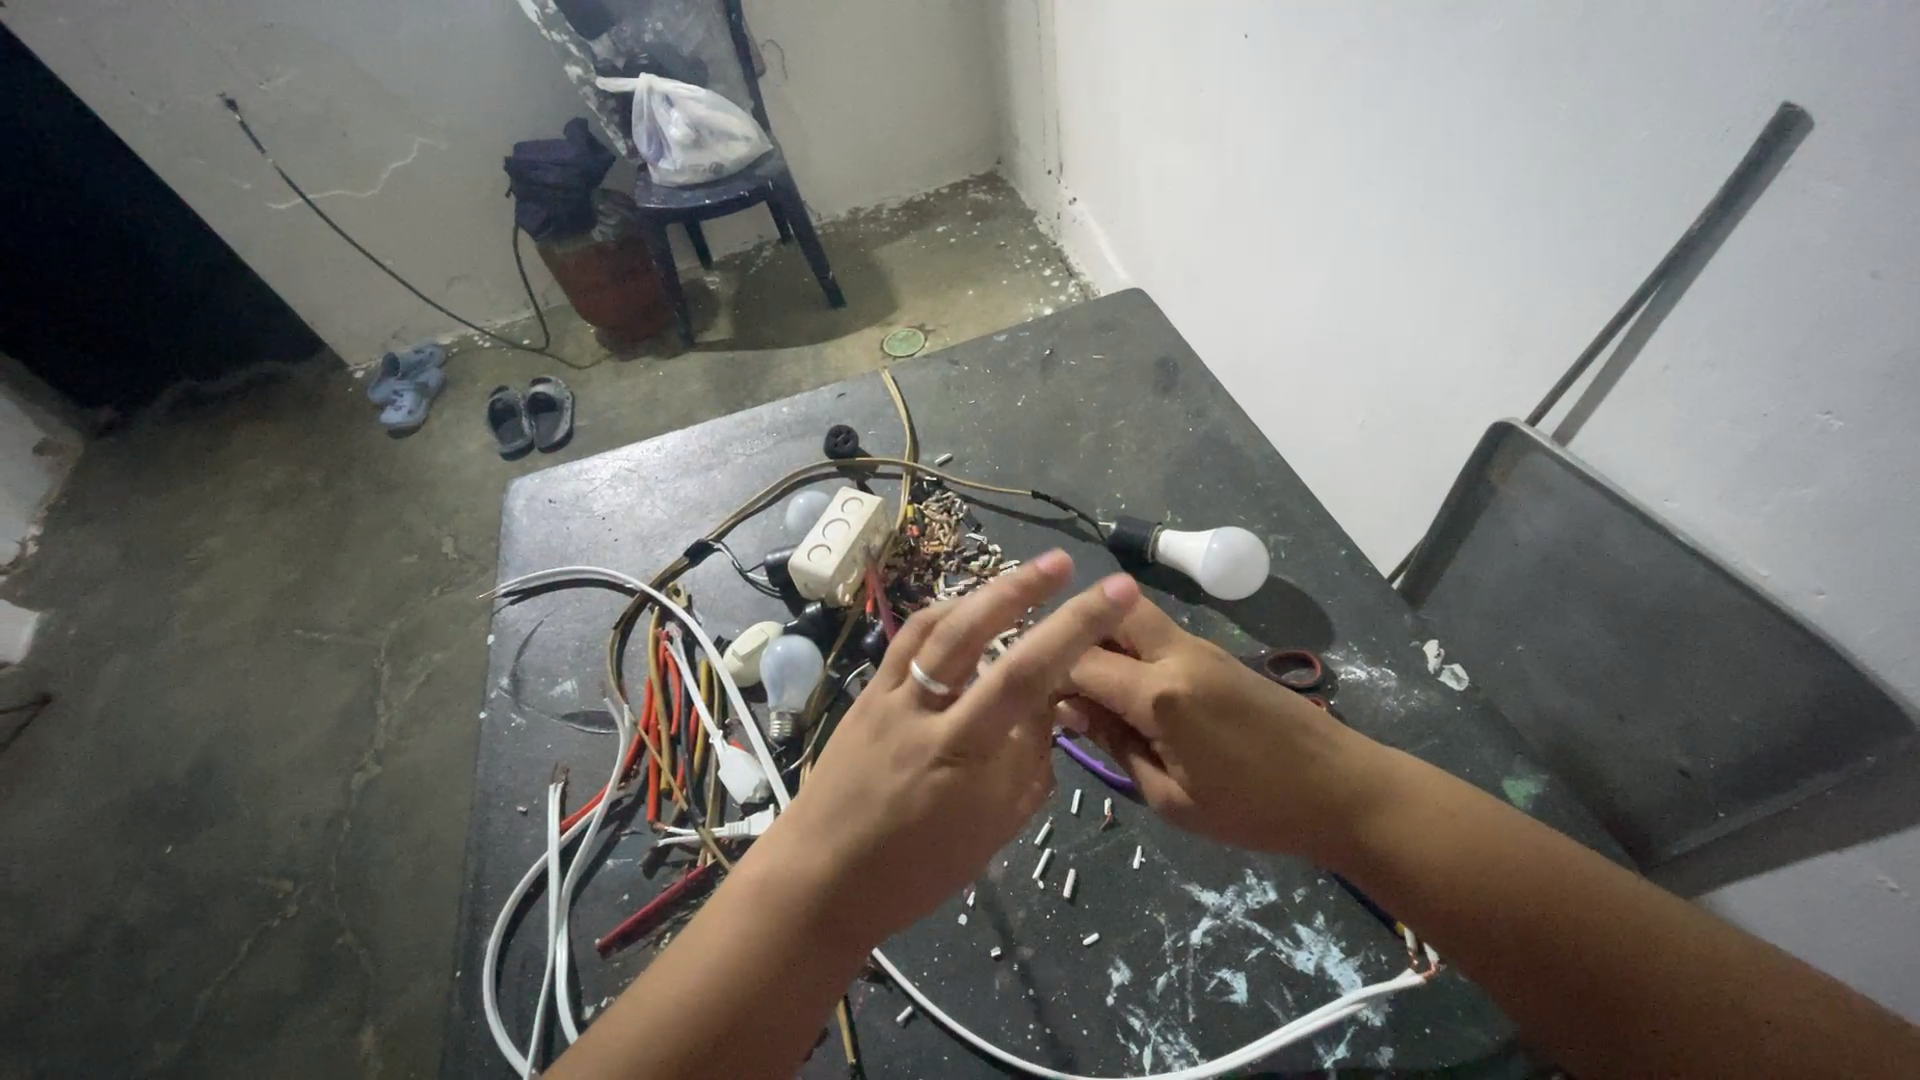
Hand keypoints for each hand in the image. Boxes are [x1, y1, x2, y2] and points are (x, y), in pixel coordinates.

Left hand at [750, 549, 1140, 949]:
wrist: (821, 879)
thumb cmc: (915, 871)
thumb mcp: (991, 833)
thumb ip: (1028, 765)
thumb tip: (1049, 707)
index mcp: (961, 758)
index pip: (1028, 677)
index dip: (1076, 627)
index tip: (1117, 592)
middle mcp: (922, 716)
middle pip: (976, 636)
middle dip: (1025, 590)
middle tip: (1064, 561)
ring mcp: (887, 700)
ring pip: (935, 629)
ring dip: (981, 594)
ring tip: (1020, 574)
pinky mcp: (865, 696)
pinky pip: (906, 643)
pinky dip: (942, 616)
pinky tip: (965, 609)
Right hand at [1059, 597, 1386, 858]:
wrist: (1343, 791)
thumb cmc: (1253, 809)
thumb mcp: (1171, 799)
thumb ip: (1115, 746)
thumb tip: (1069, 711)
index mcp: (1160, 694)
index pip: (1079, 662)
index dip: (1046, 675)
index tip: (1028, 696)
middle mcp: (1177, 654)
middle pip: (1110, 612)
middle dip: (1075, 634)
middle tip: (1057, 676)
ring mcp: (1201, 648)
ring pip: (1135, 617)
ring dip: (1104, 638)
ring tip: (1086, 685)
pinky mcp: (1217, 654)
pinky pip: (1159, 636)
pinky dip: (1131, 649)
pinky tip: (1127, 691)